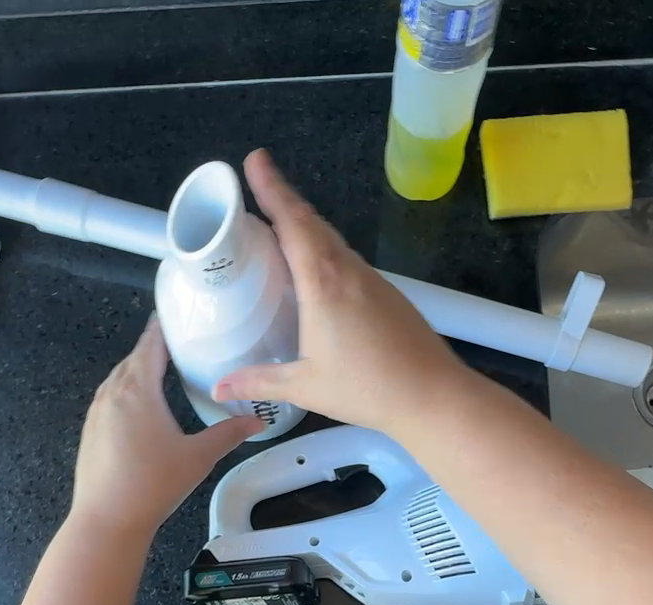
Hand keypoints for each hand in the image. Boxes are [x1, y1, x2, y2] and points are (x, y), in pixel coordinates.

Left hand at [71, 316, 261, 537]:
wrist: (107, 519)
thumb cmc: (153, 484)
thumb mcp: (198, 457)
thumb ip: (228, 434)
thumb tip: (258, 422)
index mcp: (138, 390)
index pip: (151, 345)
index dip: (164, 327)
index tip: (177, 313)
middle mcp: (113, 393)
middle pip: (134, 358)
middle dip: (154, 347)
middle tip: (178, 341)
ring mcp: (96, 412)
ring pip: (119, 378)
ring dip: (139, 369)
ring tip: (161, 368)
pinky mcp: (90, 430)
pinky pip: (110, 397)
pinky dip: (127, 390)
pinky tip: (140, 405)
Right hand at [211, 150, 477, 435]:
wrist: (433, 395)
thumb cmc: (368, 389)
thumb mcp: (306, 387)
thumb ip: (260, 382)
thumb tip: (219, 387)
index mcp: (324, 284)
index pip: (293, 223)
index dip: (273, 190)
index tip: (256, 160)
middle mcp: (349, 272)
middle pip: (313, 224)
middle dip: (286, 201)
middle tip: (261, 186)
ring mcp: (373, 281)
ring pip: (334, 241)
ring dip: (307, 226)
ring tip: (282, 225)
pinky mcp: (388, 295)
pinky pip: (349, 261)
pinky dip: (326, 252)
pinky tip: (318, 270)